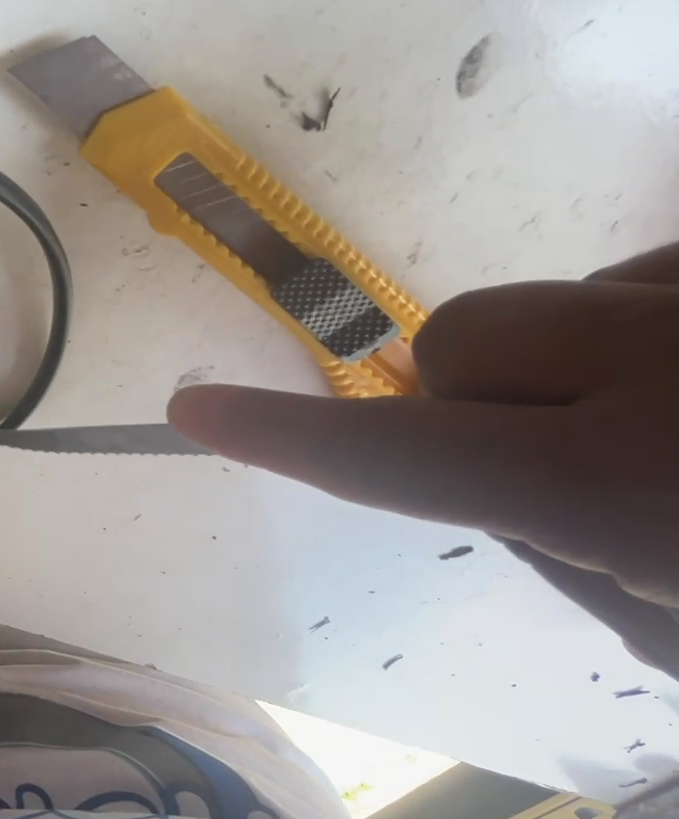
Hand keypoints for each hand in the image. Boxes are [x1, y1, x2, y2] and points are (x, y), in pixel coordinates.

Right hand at [167, 242, 678, 656]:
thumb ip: (559, 547)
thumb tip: (489, 466)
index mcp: (633, 488)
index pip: (395, 454)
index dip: (279, 434)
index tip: (189, 409)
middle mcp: (672, 363)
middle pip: (464, 334)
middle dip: (478, 388)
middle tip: (570, 453)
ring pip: (562, 295)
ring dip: (582, 356)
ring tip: (677, 415)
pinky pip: (657, 271)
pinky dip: (659, 321)